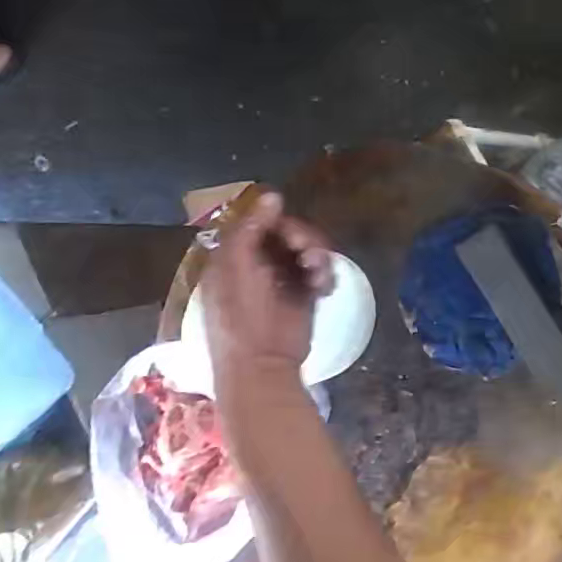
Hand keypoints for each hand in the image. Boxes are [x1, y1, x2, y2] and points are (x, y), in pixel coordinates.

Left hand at [199, 191, 335, 380]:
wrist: (263, 365)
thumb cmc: (242, 318)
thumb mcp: (236, 268)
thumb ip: (250, 229)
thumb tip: (273, 196)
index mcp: (235, 254)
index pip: (261, 221)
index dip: (278, 222)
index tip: (289, 234)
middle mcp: (259, 262)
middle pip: (289, 232)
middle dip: (304, 239)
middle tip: (310, 255)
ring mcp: (283, 278)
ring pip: (308, 248)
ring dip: (319, 256)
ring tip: (320, 276)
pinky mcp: (305, 293)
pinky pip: (321, 270)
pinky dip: (326, 274)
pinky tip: (325, 288)